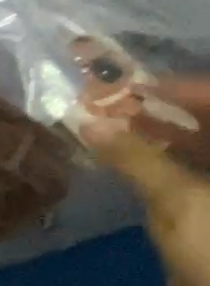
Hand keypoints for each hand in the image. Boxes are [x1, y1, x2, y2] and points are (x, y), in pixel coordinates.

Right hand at [89, 80, 209, 285]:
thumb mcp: (178, 200)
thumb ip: (135, 157)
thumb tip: (88, 122)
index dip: (188, 91)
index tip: (132, 85)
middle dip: (165, 110)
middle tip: (110, 101)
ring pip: (202, 147)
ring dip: (159, 132)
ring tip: (110, 123)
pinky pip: (195, 168)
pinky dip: (164, 157)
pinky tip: (127, 151)